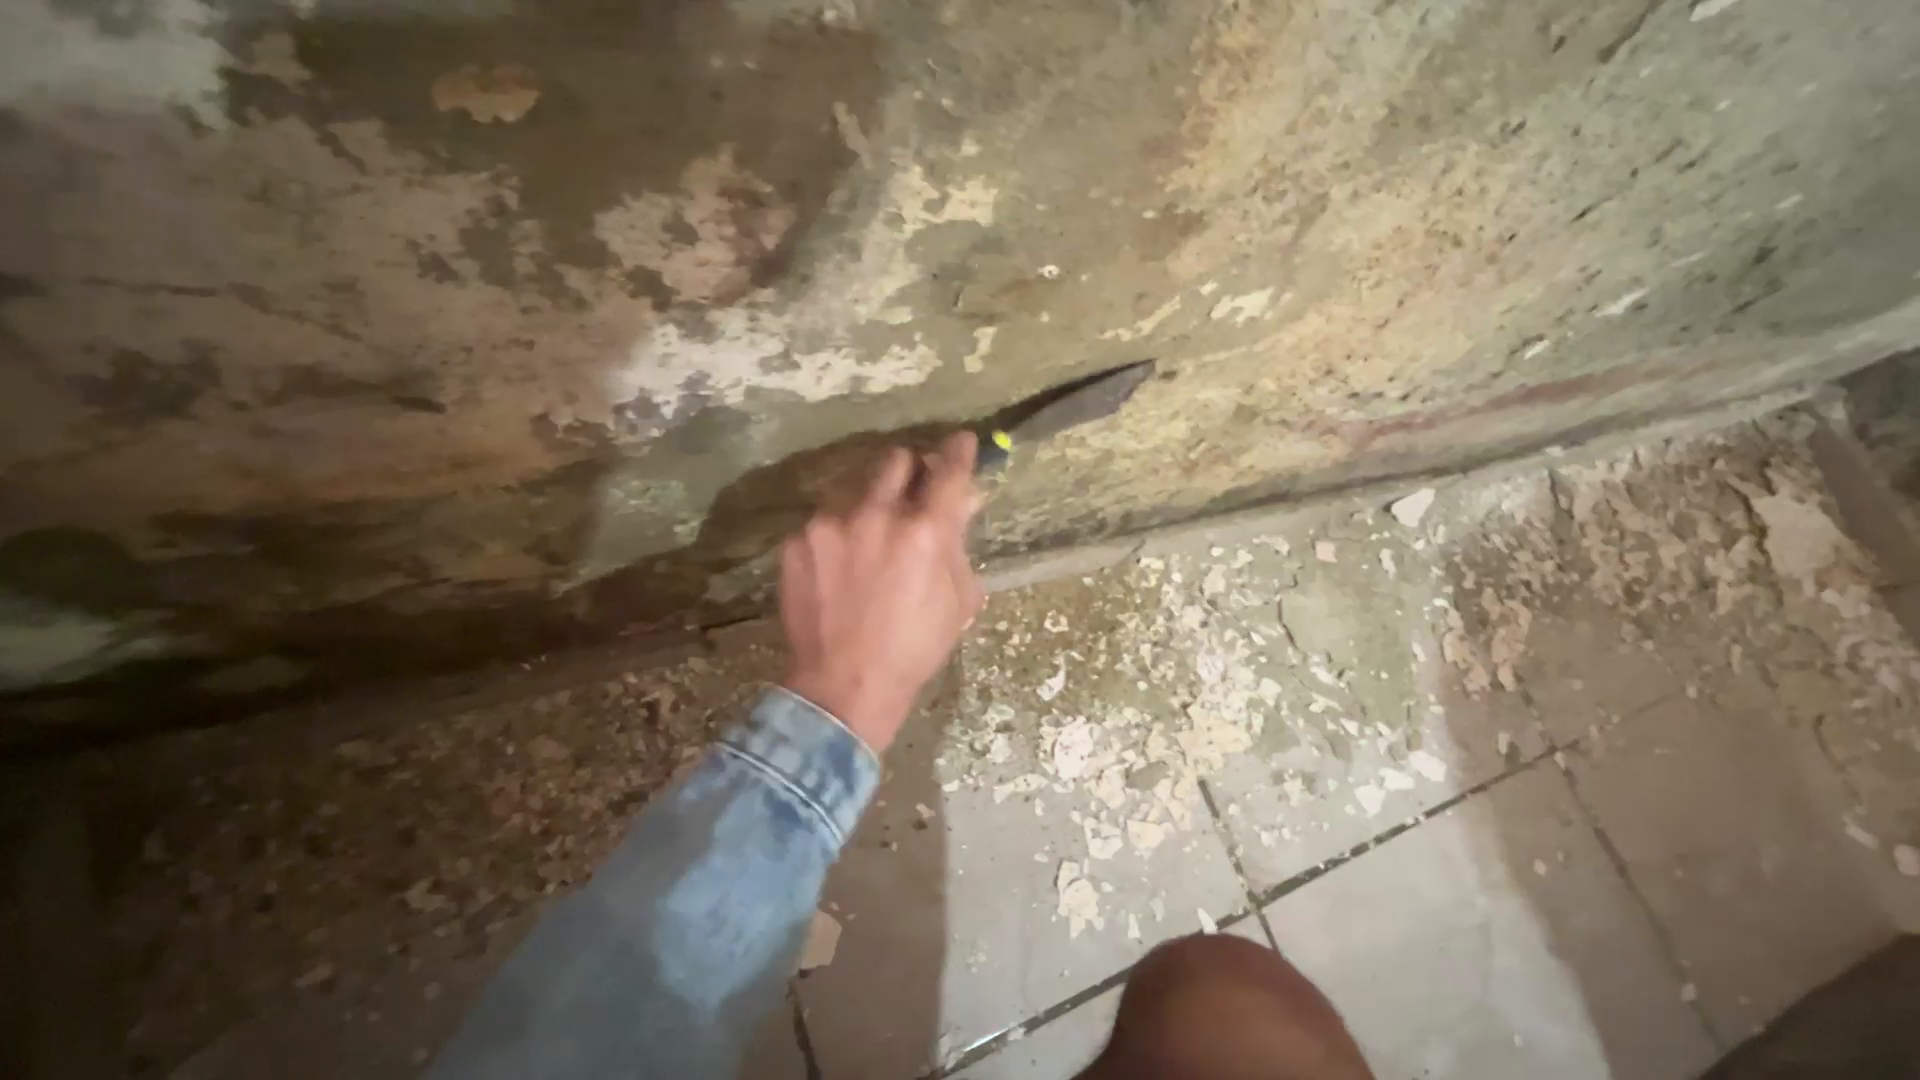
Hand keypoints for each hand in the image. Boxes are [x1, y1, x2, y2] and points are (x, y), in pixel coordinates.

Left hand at [778, 431, 985, 751]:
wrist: (844, 685)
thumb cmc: (914, 648)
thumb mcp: (957, 599)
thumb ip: (959, 542)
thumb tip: (964, 501)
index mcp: (924, 530)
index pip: (949, 470)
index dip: (959, 451)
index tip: (962, 442)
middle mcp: (876, 515)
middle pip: (895, 459)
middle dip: (909, 470)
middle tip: (911, 493)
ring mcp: (829, 525)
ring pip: (854, 488)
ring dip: (869, 504)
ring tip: (868, 541)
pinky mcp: (796, 541)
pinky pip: (823, 521)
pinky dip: (838, 535)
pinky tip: (839, 567)